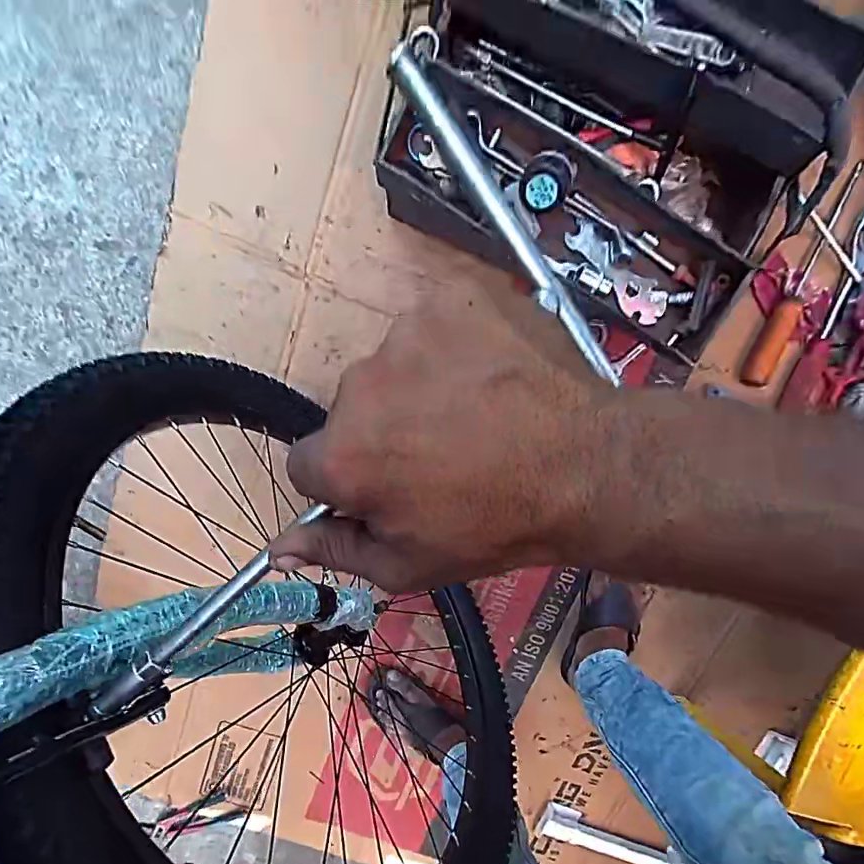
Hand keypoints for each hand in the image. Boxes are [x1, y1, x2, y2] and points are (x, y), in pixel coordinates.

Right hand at [271, 289, 624, 592]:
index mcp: (341, 456)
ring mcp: (404, 336)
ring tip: (470, 416)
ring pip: (387, 371)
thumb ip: (331, 550)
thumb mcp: (404, 563)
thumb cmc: (491, 527)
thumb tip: (275, 547)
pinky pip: (427, 330)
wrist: (587, 466)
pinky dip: (448, 351)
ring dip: (413, 392)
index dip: (344, 482)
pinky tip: (486, 378)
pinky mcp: (448, 300)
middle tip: (438, 456)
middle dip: (378, 435)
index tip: (386, 488)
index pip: (306, 464)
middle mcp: (357, 387)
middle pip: (346, 414)